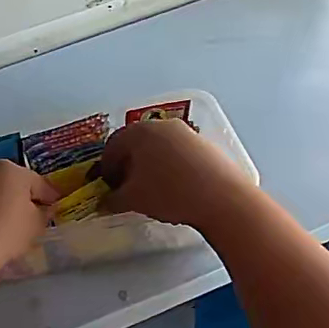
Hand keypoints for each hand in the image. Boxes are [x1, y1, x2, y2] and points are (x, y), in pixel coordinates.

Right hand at [101, 119, 258, 231]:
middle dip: (129, 166)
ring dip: (151, 167)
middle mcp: (163, 126)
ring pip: (160, 148)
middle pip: (137, 144)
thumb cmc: (169, 193)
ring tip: (152, 191)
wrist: (221, 197)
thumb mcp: (133, 200)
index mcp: (139, 132)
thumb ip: (113, 199)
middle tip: (127, 188)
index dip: (107, 168)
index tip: (108, 187)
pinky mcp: (206, 145)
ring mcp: (187, 133)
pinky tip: (175, 188)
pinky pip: (179, 154)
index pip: (113, 146)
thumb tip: (107, 201)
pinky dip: (171, 168)